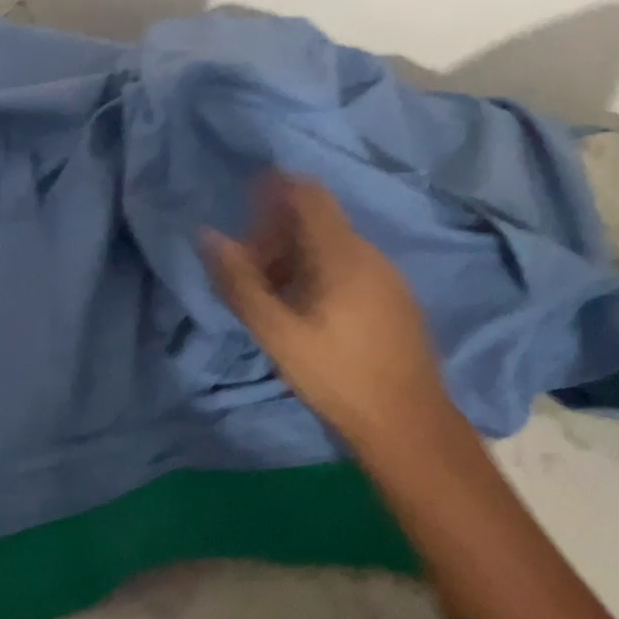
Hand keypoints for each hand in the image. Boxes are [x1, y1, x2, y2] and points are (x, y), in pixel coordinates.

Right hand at [202, 173, 446, 440]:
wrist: (411, 430)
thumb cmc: (339, 377)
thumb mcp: (278, 334)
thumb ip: (240, 283)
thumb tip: (208, 235)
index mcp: (343, 254)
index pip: (308, 193)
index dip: (274, 188)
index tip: (242, 202)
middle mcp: (369, 254)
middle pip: (316, 219)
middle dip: (275, 230)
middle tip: (244, 264)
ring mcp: (386, 278)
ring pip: (331, 245)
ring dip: (293, 254)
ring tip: (266, 291)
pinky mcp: (393, 301)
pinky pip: (347, 266)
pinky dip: (315, 271)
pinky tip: (301, 309)